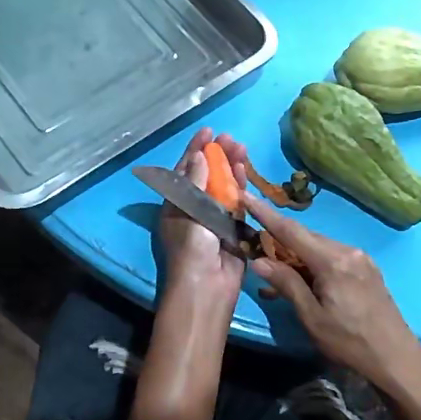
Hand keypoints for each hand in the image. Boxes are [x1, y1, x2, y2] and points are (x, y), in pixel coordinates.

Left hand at [156, 127, 247, 306]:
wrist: (206, 288)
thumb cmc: (191, 249)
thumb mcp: (189, 212)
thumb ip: (197, 183)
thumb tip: (200, 155)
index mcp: (174, 206)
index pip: (184, 171)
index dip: (194, 150)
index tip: (207, 131)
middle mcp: (193, 210)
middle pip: (206, 176)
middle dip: (217, 156)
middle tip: (230, 138)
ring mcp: (214, 220)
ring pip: (223, 188)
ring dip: (231, 168)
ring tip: (241, 148)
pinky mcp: (234, 232)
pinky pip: (238, 205)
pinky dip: (242, 188)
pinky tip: (246, 171)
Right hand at [244, 195, 420, 397]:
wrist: (397, 360)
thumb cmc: (350, 342)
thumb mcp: (312, 317)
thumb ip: (286, 284)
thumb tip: (258, 260)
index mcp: (333, 261)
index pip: (291, 231)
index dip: (265, 213)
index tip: (245, 196)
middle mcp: (348, 251)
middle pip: (305, 236)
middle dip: (278, 236)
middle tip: (253, 240)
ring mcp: (361, 259)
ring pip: (319, 245)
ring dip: (295, 252)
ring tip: (275, 267)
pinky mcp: (367, 269)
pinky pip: (332, 256)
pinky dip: (312, 261)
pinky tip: (302, 277)